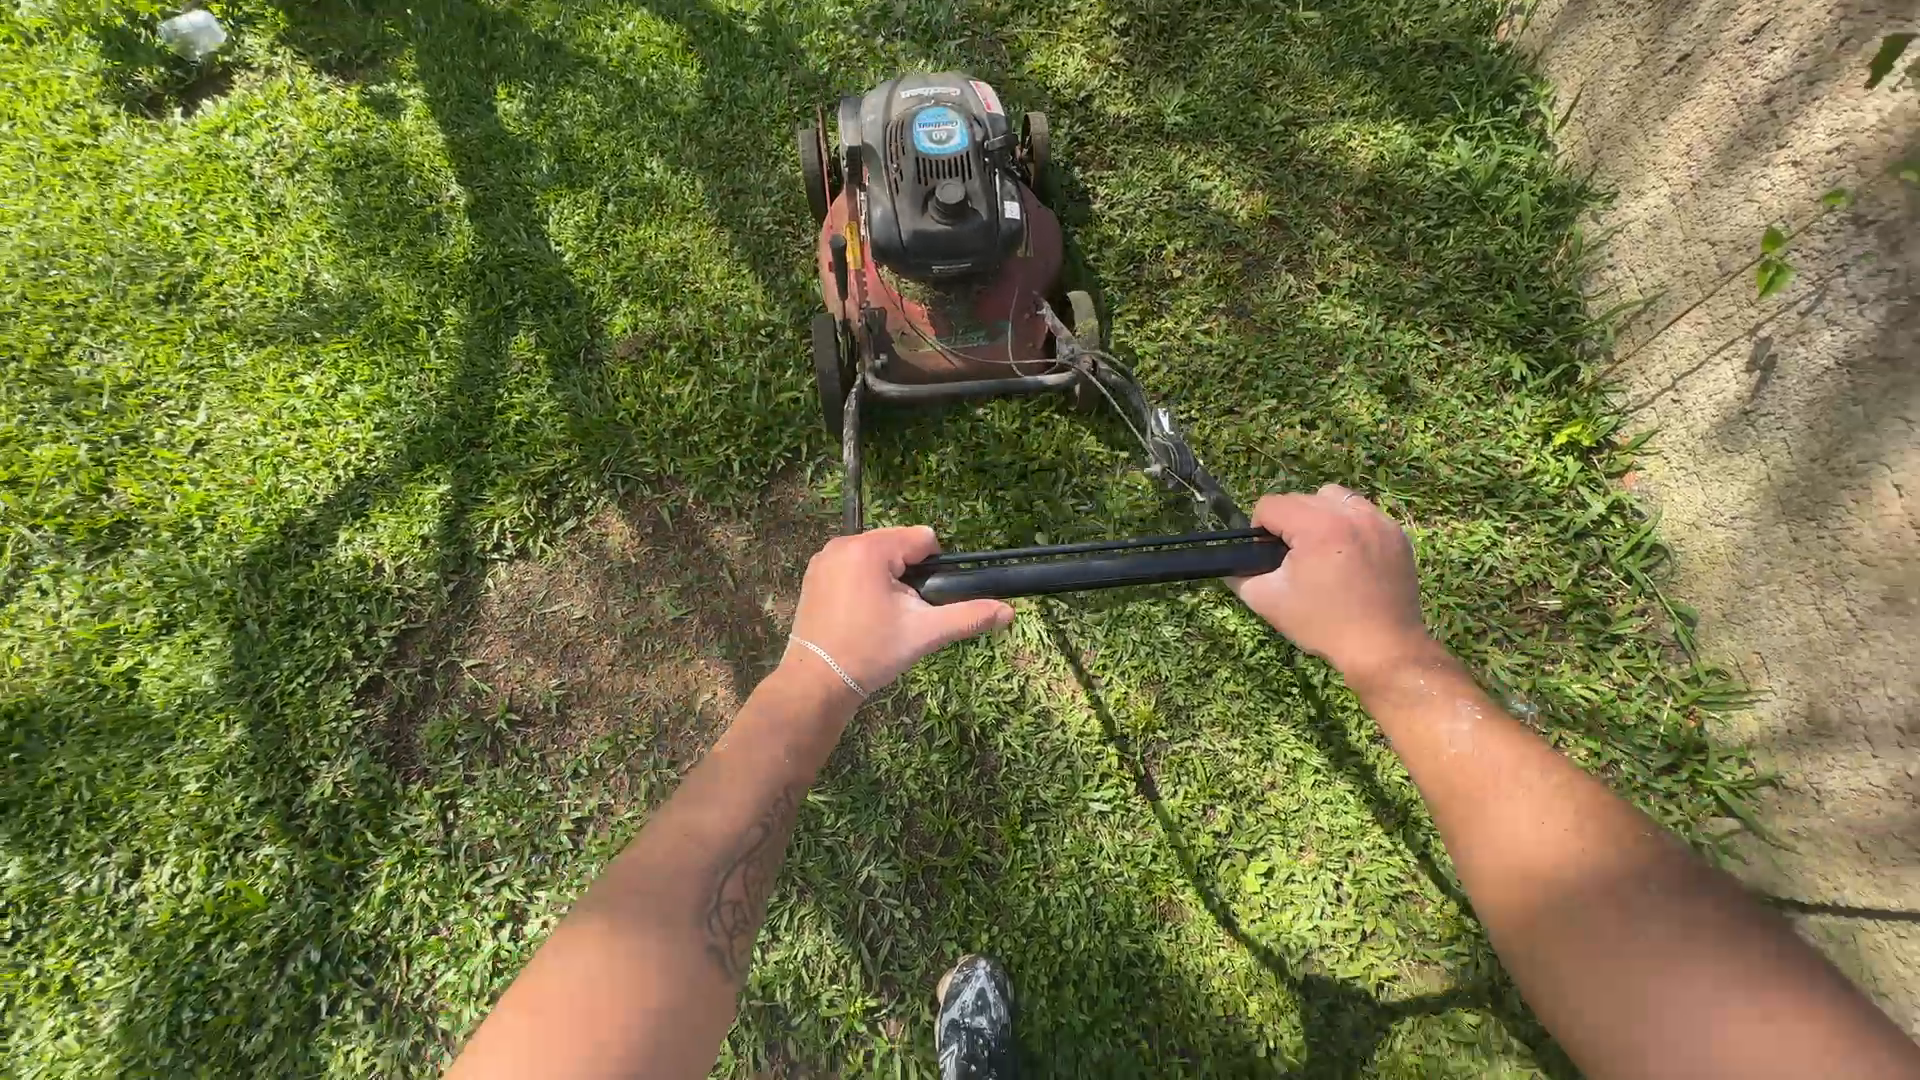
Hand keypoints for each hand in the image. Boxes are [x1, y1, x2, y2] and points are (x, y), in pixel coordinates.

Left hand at [787, 526, 1013, 694]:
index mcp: (869, 549)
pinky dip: (864, 582)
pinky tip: (862, 615)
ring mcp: (824, 558)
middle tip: (901, 614)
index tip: (921, 601)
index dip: (932, 568)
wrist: (817, 683)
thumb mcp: (924, 633)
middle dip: (908, 574)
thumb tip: (1008, 611)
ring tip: (882, 616)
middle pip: (897, 544)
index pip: (921, 538)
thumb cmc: (871, 653)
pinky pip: (853, 565)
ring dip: (888, 578)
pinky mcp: (814, 575)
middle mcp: (843, 544)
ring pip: (875, 555)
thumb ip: (968, 616)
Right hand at [1229, 484, 1434, 680]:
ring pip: (1333, 498)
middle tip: (1291, 558)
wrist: (1382, 648)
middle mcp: (1350, 515)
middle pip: (1300, 499)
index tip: (1266, 555)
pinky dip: (1347, 525)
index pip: (1271, 505)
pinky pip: (1362, 513)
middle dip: (1288, 523)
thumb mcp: (1267, 601)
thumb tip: (1232, 565)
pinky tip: (1346, 554)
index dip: (1259, 528)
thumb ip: (1240, 575)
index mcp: (1317, 527)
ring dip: (1318, 515)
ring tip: (1319, 549)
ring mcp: (1378, 522)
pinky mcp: (1396, 534)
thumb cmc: (1322, 624)